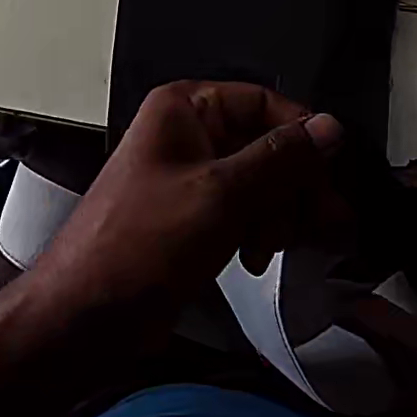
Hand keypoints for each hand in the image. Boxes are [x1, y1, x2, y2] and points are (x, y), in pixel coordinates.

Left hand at [25, 81, 343, 339]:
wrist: (85, 315)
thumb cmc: (138, 246)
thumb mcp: (219, 195)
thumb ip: (281, 160)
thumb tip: (330, 128)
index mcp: (183, 109)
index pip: (262, 101)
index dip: (300, 133)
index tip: (331, 172)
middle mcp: (187, 134)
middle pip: (267, 142)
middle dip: (294, 184)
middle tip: (319, 221)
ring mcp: (191, 176)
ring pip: (261, 180)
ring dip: (279, 212)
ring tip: (272, 246)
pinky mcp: (194, 214)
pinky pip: (245, 208)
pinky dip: (260, 229)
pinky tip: (256, 256)